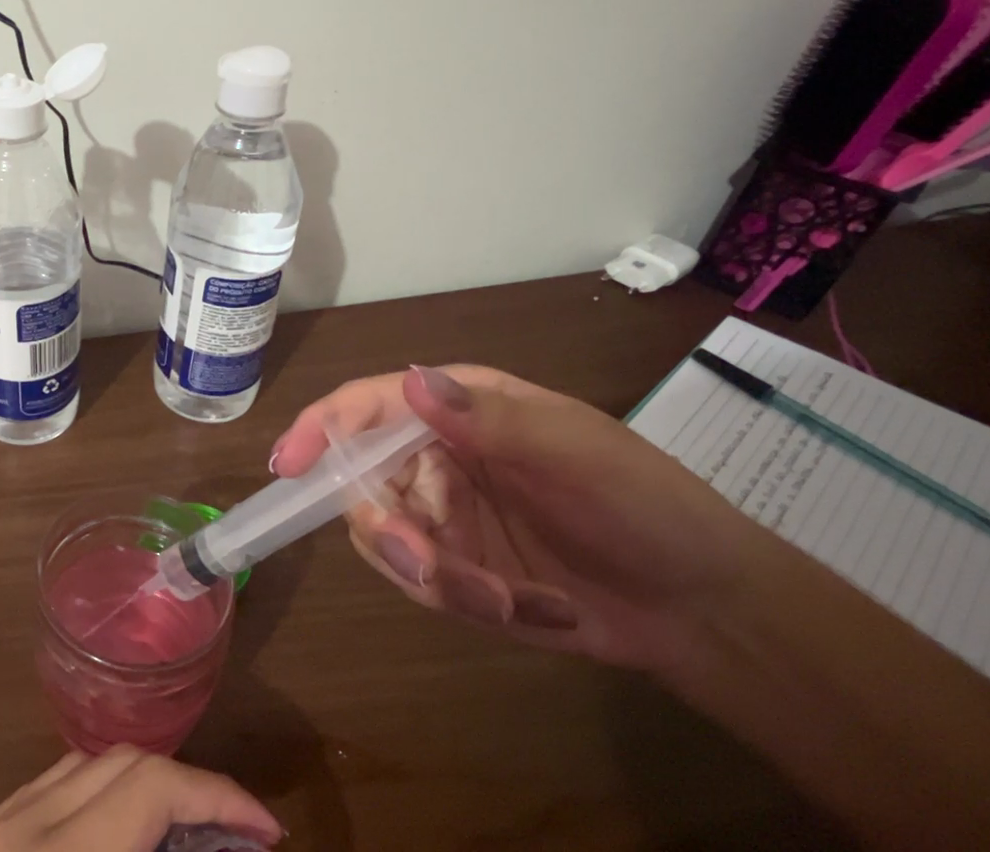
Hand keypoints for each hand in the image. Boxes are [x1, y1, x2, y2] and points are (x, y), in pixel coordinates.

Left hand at [0, 747, 280, 851]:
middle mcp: (24, 824)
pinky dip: (103, 794)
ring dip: (147, 786)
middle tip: (237, 833)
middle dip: (193, 789)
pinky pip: (54, 786)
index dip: (222, 797)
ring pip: (89, 765)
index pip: (153, 788)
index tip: (269, 831)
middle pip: (126, 763)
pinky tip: (124, 829)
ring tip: (188, 829)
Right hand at [269, 365, 764, 672]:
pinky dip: (463, 601)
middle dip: (390, 530)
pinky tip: (524, 607)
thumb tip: (410, 380)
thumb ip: (488, 419)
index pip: (368, 407)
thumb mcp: (573, 454)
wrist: (700, 609)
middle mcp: (438, 457)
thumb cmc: (644, 508)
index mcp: (461, 410)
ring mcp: (443, 515)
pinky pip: (417, 584)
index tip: (289, 468)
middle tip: (432, 568)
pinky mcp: (453, 568)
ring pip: (385, 540)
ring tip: (508, 600)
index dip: (321, 429)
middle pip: (362, 482)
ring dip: (438, 576)